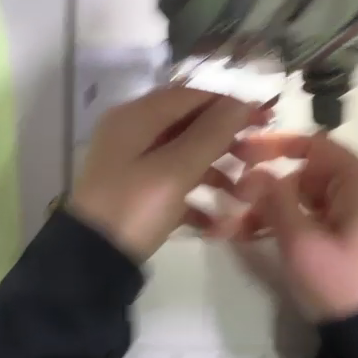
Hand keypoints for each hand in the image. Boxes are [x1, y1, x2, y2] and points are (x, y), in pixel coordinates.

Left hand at [66, 88, 270, 262]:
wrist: (89, 260)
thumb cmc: (134, 207)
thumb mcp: (176, 169)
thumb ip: (211, 133)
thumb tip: (242, 102)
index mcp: (136, 117)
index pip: (192, 97)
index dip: (231, 106)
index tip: (267, 121)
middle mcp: (130, 134)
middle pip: (187, 126)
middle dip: (224, 143)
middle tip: (257, 161)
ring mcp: (129, 166)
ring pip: (181, 158)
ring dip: (214, 174)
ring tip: (241, 196)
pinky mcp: (132, 196)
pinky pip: (169, 187)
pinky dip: (193, 201)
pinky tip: (215, 224)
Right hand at [210, 133, 357, 321]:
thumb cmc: (343, 283)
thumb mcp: (301, 243)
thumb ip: (274, 201)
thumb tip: (253, 173)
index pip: (314, 146)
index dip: (273, 147)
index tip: (238, 154)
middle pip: (313, 173)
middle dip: (271, 188)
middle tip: (233, 209)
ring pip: (317, 196)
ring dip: (279, 208)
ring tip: (243, 231)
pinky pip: (329, 214)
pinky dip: (300, 220)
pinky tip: (269, 237)